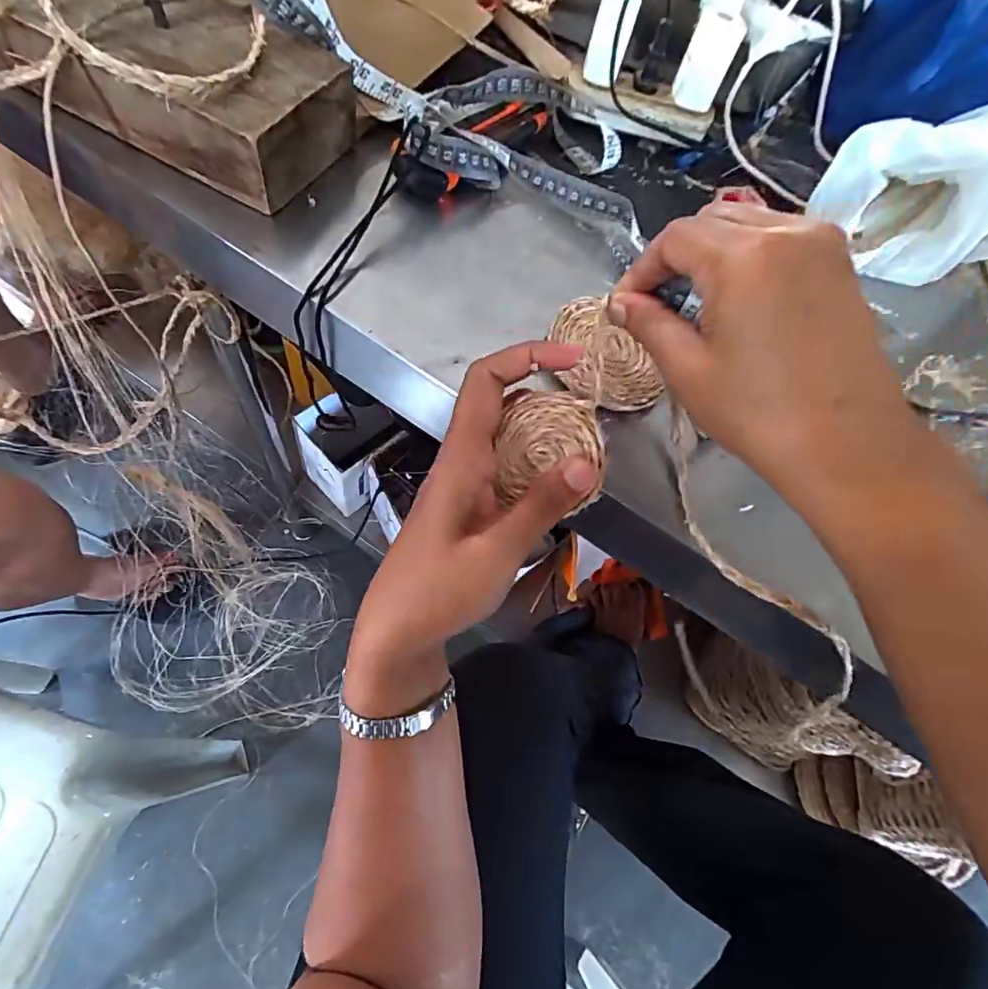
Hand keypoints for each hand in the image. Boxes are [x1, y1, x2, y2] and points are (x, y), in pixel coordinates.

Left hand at [344, 341, 598, 712]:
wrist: (396, 633)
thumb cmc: (437, 593)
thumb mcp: (496, 553)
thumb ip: (541, 506)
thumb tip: (588, 461)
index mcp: (460, 460)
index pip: (485, 381)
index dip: (526, 355)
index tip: (572, 360)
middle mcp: (460, 462)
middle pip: (499, 402)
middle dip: (546, 391)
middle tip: (591, 406)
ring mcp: (463, 484)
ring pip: (505, 436)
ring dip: (544, 429)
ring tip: (587, 441)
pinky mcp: (469, 507)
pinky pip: (505, 468)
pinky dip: (536, 463)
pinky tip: (562, 484)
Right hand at [609, 198, 912, 485]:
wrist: (848, 444)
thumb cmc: (758, 413)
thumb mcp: (689, 370)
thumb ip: (650, 324)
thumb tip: (623, 303)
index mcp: (744, 256)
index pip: (676, 237)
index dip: (643, 268)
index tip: (627, 304)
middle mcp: (787, 232)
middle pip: (713, 219)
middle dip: (676, 256)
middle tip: (658, 303)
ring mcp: (822, 244)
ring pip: (749, 223)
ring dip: (713, 252)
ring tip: (697, 301)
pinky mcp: (841, 263)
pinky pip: (781, 239)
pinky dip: (750, 257)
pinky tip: (740, 300)